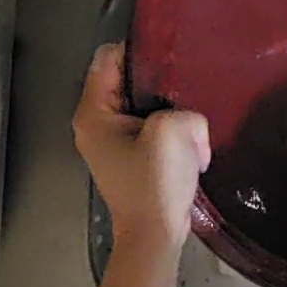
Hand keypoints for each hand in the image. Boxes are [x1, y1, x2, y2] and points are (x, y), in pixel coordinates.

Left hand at [74, 44, 210, 250]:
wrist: (155, 237)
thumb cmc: (154, 184)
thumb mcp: (172, 132)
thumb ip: (183, 110)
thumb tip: (189, 123)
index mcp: (93, 113)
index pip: (109, 59)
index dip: (139, 50)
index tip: (172, 55)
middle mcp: (95, 124)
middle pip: (128, 82)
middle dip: (159, 82)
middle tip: (189, 83)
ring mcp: (112, 143)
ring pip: (145, 107)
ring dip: (170, 110)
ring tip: (193, 114)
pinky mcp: (131, 158)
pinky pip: (152, 129)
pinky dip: (171, 131)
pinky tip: (190, 139)